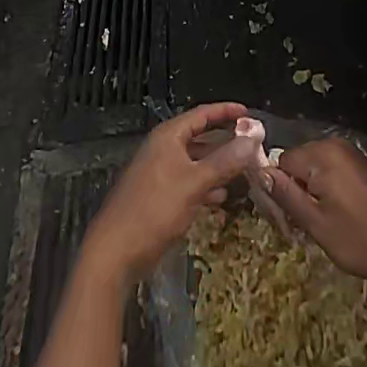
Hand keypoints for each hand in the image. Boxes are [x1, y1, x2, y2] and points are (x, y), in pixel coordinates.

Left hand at [77, 103, 260, 282]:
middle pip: (200, 136)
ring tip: (243, 170)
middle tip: (251, 143)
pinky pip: (189, 182)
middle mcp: (162, 150)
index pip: (202, 114)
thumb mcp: (195, 183)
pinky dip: (206, 185)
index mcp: (168, 138)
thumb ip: (226, 160)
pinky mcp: (158, 197)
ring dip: (219, 164)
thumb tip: (253, 140)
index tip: (249, 113)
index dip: (227, 111)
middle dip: (226, 140)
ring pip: (196, 161)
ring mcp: (158, 174)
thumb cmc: (154, 210)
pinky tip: (220, 197)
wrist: (113, 256)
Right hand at [265, 138, 366, 287]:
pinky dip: (324, 190)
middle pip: (297, 162)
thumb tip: (258, 173)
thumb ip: (286, 195)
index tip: (284, 217)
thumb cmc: (358, 238)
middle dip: (293, 190)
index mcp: (323, 154)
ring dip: (308, 193)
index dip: (278, 189)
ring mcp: (350, 153)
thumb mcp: (315, 222)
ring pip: (312, 168)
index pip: (281, 161)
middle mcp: (336, 145)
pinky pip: (329, 171)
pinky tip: (332, 216)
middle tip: (299, 225)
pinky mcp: (359, 164)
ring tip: (316, 224)